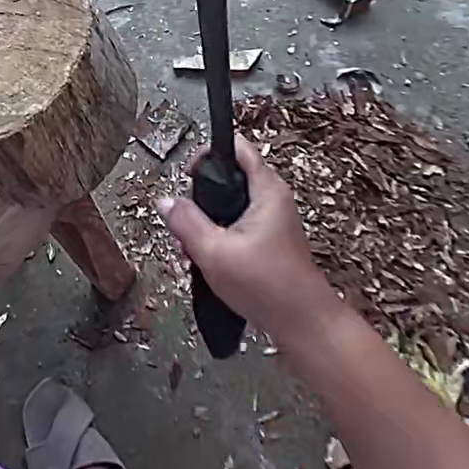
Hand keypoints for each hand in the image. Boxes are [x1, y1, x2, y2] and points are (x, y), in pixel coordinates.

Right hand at [158, 137, 343, 345]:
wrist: (301, 320)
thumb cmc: (266, 285)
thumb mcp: (214, 251)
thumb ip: (186, 223)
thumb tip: (166, 201)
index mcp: (267, 190)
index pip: (239, 148)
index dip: (209, 154)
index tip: (188, 175)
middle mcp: (274, 198)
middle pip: (231, 178)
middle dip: (203, 198)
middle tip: (186, 223)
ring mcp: (274, 219)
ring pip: (232, 205)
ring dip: (209, 223)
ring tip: (192, 249)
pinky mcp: (271, 238)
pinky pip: (239, 225)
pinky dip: (221, 237)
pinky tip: (206, 261)